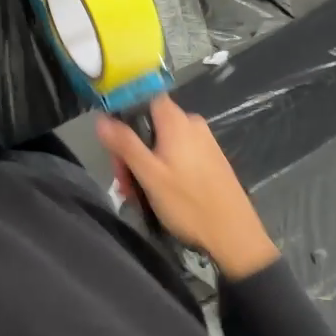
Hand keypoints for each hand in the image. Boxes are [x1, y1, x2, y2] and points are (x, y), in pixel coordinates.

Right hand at [97, 96, 280, 280]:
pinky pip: (178, 155)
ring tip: (138, 194)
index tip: (113, 139)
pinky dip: (163, 169)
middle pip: (151, 124)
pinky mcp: (211, 161)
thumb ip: (124, 144)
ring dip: (145, 164)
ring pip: (163, 143)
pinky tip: (158, 194)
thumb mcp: (149, 175)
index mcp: (178, 122)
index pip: (146, 98)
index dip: (126, 113)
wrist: (235, 237)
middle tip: (123, 181)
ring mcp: (205, 143)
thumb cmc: (188, 204)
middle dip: (132, 150)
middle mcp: (193, 125)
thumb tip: (101, 119)